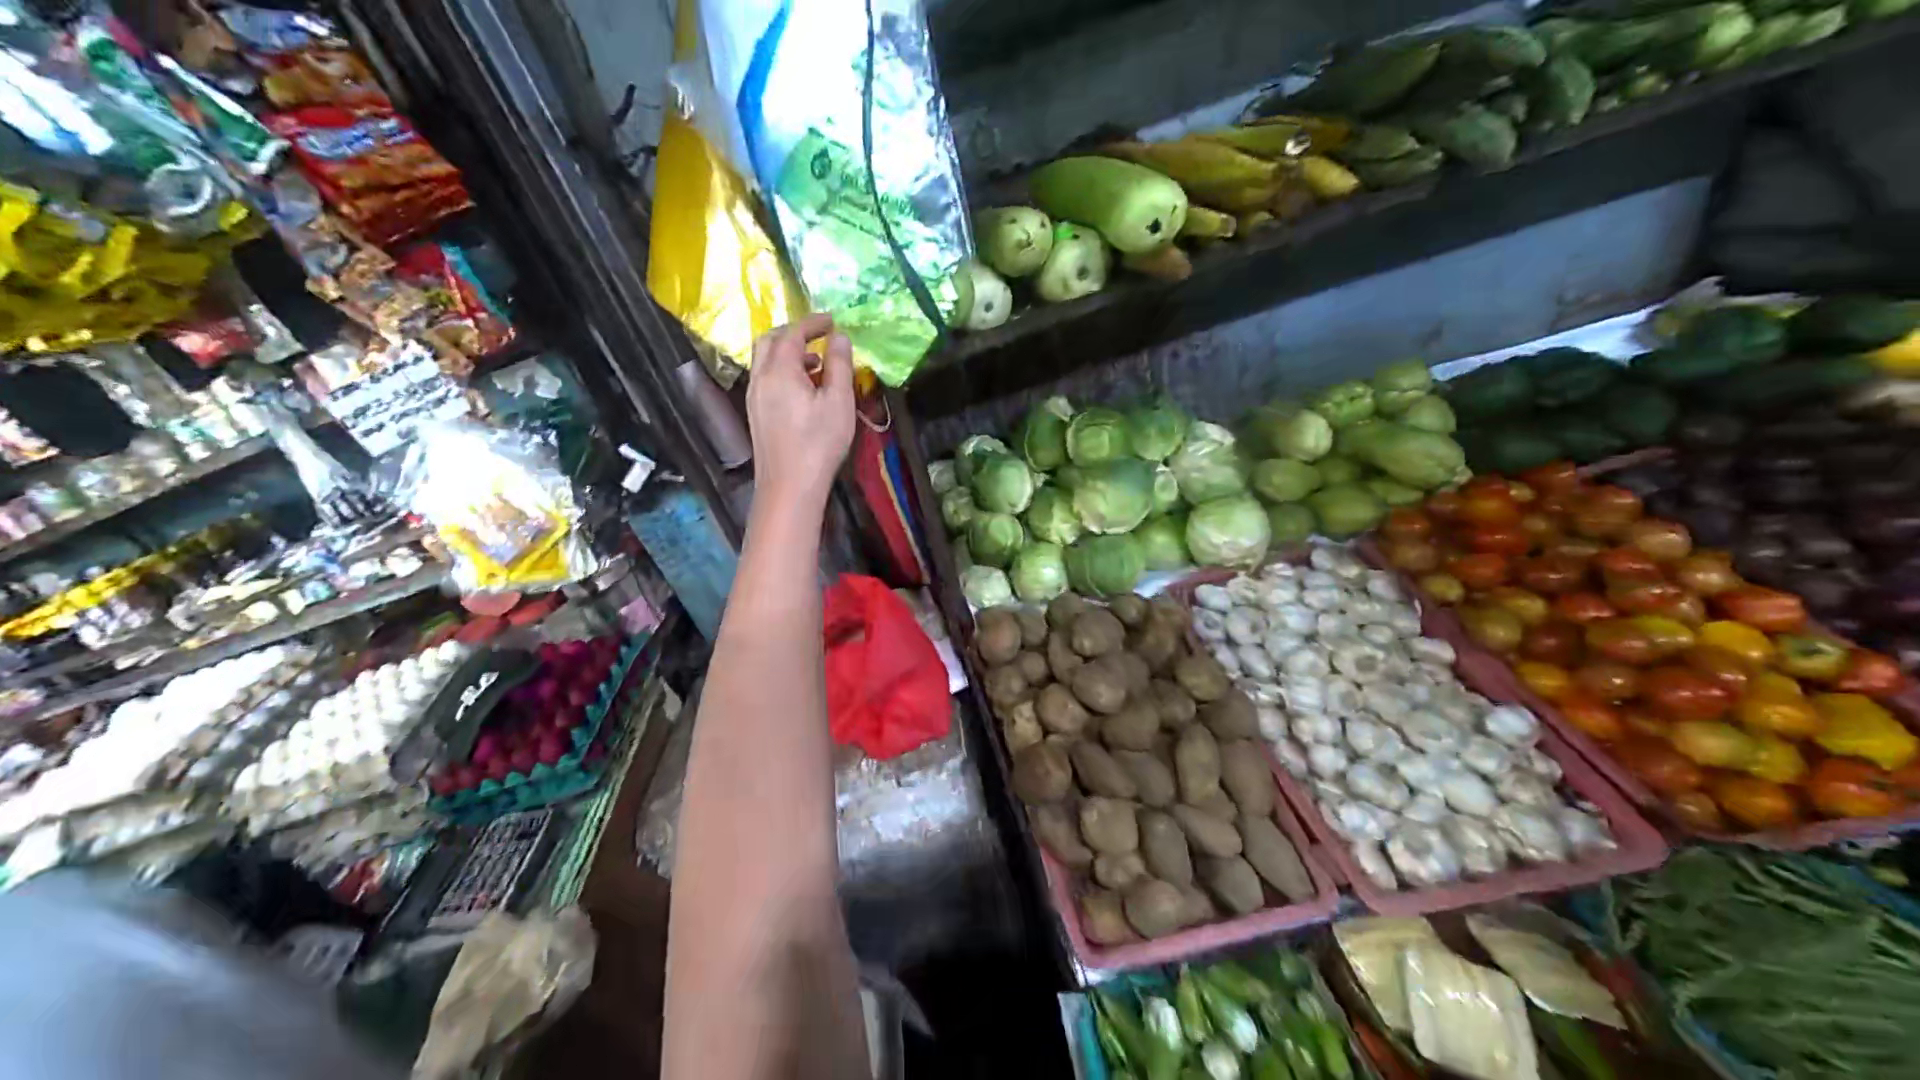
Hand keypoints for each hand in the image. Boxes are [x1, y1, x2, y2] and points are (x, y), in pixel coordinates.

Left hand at [746, 314, 854, 514]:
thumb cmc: (819, 443)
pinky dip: (783, 372)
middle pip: (770, 341)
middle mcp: (760, 378)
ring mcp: (754, 397)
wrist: (789, 486)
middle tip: (819, 336)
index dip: (812, 323)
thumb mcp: (839, 402)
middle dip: (794, 333)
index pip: (793, 334)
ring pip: (765, 361)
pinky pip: (766, 379)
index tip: (832, 321)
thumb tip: (839, 338)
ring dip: (789, 354)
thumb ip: (839, 365)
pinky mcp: (756, 415)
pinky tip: (804, 390)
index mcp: (780, 371)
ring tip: (818, 364)